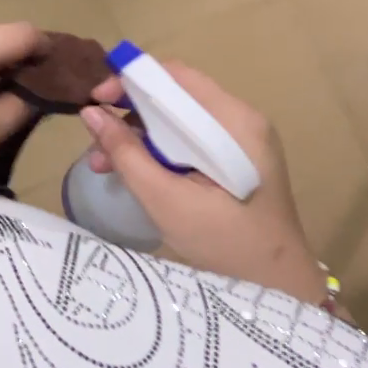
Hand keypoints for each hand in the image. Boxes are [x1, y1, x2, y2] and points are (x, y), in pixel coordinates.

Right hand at [80, 63, 328, 305]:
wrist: (279, 291)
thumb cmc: (224, 243)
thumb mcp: (164, 198)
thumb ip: (124, 151)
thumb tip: (89, 112)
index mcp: (234, 123)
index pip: (175, 76)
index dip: (130, 79)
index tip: (94, 99)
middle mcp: (241, 121)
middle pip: (172, 96)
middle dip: (127, 114)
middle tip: (94, 139)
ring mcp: (241, 140)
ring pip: (175, 118)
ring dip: (136, 134)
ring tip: (103, 164)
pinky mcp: (236, 158)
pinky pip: (186, 137)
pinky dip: (156, 148)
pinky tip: (132, 171)